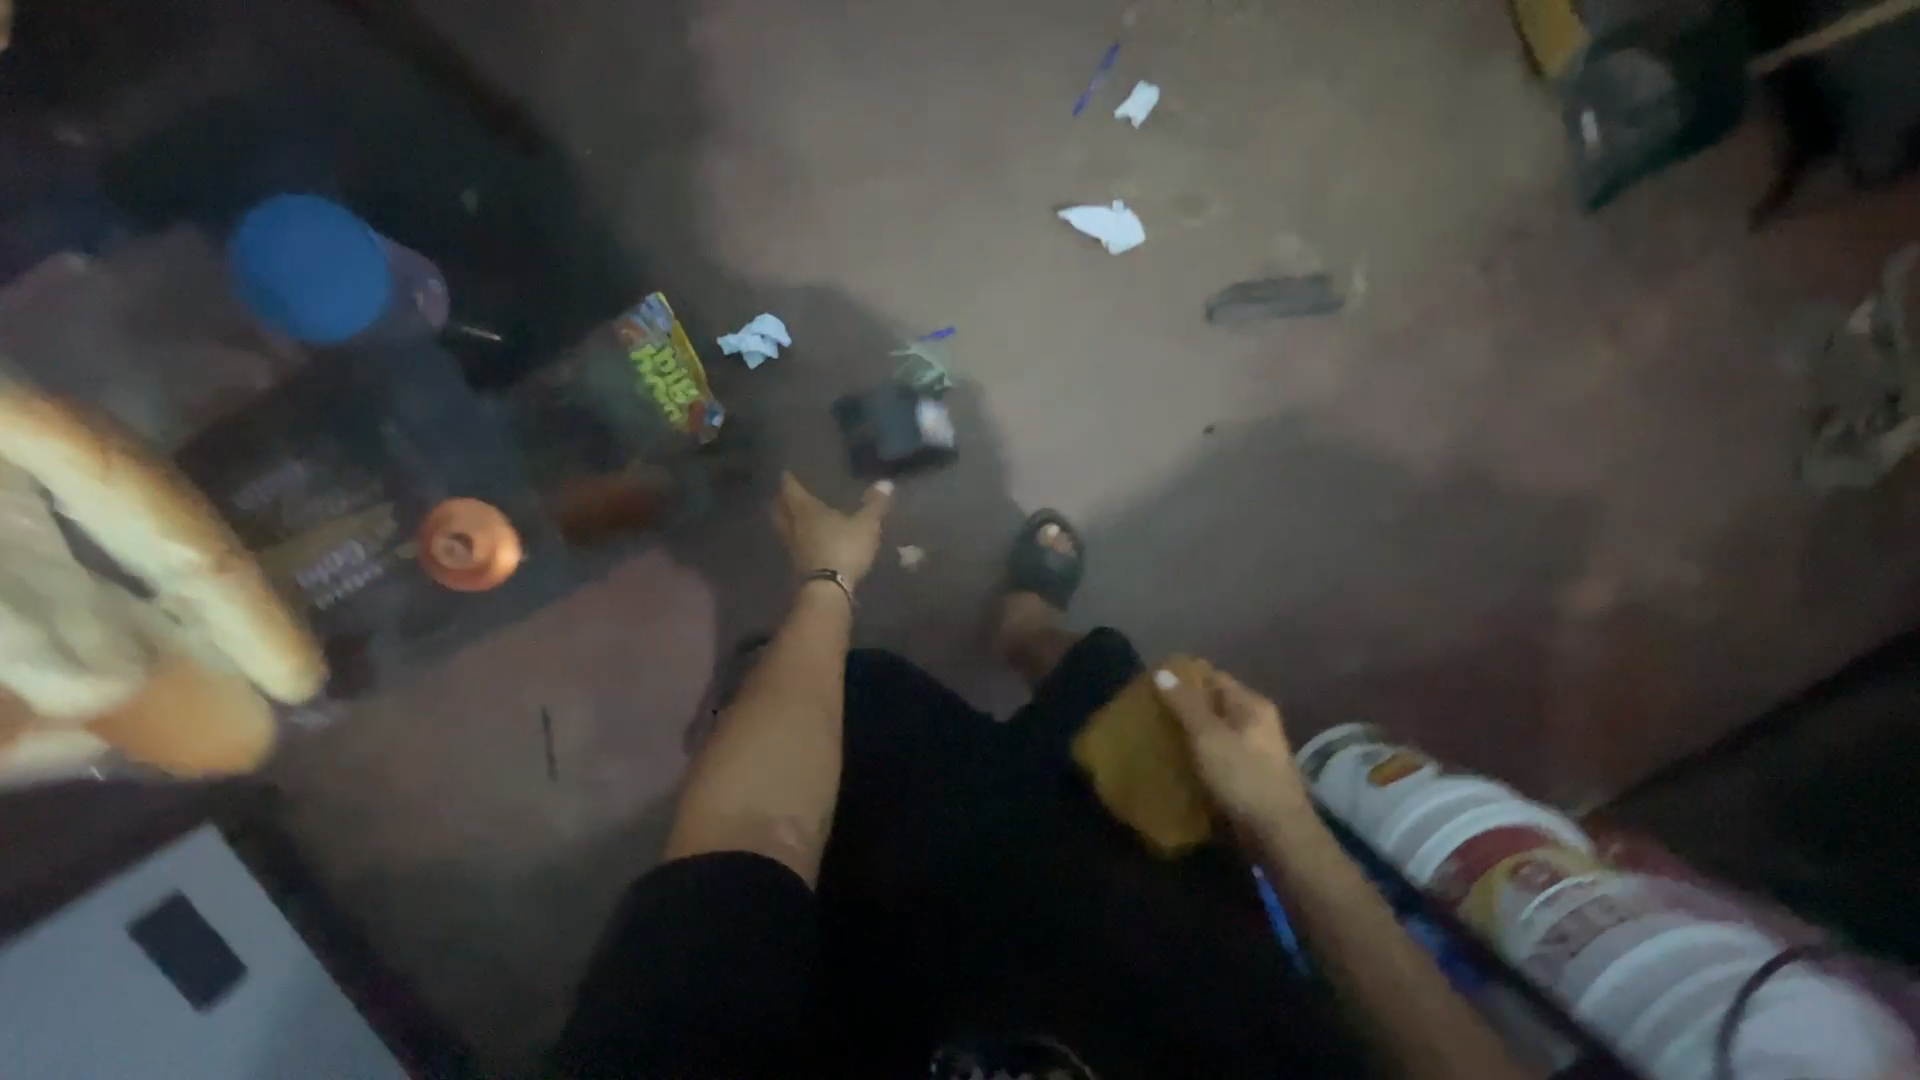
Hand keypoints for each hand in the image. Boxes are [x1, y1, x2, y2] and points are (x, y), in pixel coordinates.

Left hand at [771, 472, 892, 588]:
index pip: (791, 490)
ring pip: (782, 529)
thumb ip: (875, 505)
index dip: (788, 481)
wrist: (827, 589)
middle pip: (779, 510)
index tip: (785, 473)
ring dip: (785, 522)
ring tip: (792, 517)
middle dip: (780, 501)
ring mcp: (792, 548)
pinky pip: (792, 547)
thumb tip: (886, 482)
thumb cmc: (844, 548)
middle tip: (782, 495)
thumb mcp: (866, 525)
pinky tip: (804, 543)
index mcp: (806, 510)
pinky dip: (795, 541)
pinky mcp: (796, 567)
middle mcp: (793, 526)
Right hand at [1153, 665, 1312, 828]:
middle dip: (1182, 708)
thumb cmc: (1243, 777)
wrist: (1277, 834)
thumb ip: (1185, 704)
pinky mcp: (1247, 777)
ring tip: (1155, 736)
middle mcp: (1256, 723)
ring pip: (1213, 733)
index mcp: (1252, 705)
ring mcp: (1254, 751)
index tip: (1152, 684)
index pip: (1214, 678)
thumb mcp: (1208, 736)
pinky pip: (1216, 757)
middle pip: (1213, 705)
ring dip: (1188, 734)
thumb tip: (1162, 671)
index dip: (1184, 678)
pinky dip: (1197, 757)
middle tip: (1148, 712)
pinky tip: (1175, 763)